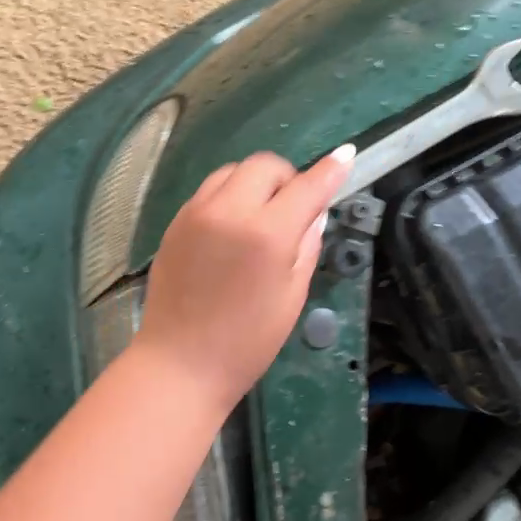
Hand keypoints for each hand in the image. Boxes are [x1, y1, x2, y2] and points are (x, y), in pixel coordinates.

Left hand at [133, 145, 353, 410]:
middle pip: (264, 165)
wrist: (180, 363)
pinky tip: (232, 230)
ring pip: (231, 172)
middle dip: (286, 177)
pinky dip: (227, 198)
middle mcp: (228, 212)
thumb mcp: (292, 297)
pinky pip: (207, 192)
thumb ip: (306, 247)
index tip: (346, 156)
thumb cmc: (246, 343)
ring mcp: (195, 214)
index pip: (306, 186)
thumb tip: (313, 214)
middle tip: (293, 208)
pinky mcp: (174, 224)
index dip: (330, 170)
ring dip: (253, 184)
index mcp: (266, 234)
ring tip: (260, 218)